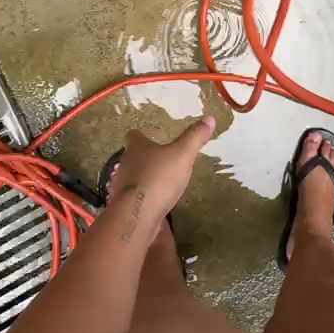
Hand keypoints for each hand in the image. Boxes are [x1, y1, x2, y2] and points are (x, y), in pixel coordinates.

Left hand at [106, 116, 214, 238]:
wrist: (138, 215)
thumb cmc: (159, 177)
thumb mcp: (182, 154)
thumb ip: (194, 137)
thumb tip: (209, 118)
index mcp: (136, 147)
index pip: (133, 135)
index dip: (141, 135)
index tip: (150, 137)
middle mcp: (126, 163)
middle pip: (132, 156)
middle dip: (145, 156)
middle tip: (161, 158)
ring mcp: (123, 185)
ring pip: (134, 176)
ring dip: (145, 177)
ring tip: (162, 180)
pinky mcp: (126, 204)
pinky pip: (137, 196)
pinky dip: (146, 196)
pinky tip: (158, 200)